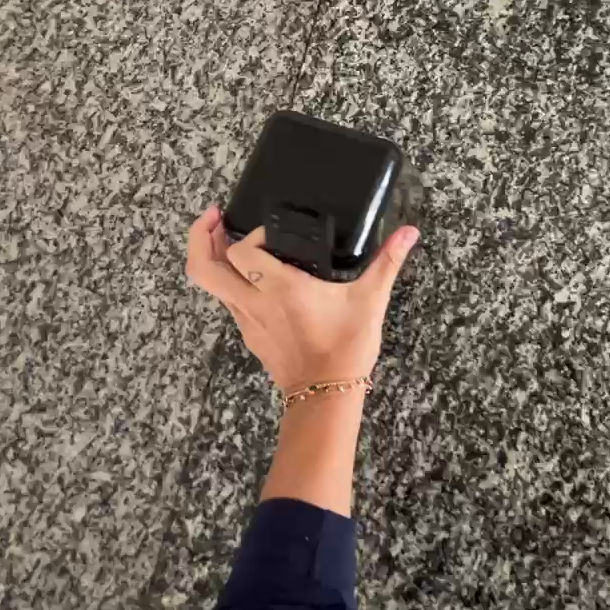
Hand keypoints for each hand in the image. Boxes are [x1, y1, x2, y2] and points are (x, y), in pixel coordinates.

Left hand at [185, 204, 419, 391]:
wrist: (326, 393)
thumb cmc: (346, 345)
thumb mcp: (371, 299)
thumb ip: (388, 261)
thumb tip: (409, 232)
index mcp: (281, 288)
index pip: (242, 252)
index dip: (252, 234)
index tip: (275, 231)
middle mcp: (254, 302)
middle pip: (203, 268)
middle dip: (200, 237)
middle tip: (214, 216)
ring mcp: (246, 320)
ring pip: (210, 286)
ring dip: (211, 258)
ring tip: (224, 237)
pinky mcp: (249, 333)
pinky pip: (228, 301)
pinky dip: (229, 281)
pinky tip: (252, 276)